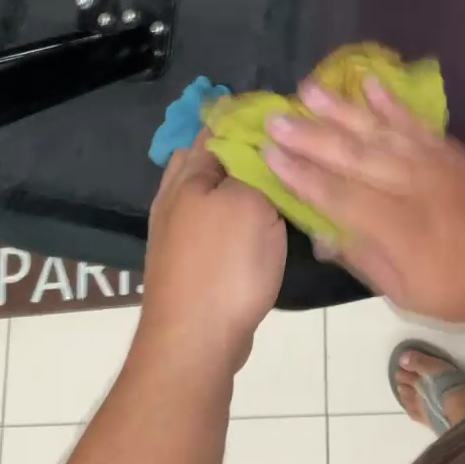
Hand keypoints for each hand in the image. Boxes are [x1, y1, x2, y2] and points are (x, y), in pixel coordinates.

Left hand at [140, 131, 286, 371]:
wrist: (194, 345)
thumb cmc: (225, 265)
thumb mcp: (250, 202)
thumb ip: (256, 165)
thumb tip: (262, 140)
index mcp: (188, 175)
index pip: (219, 127)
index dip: (253, 119)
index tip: (289, 119)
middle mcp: (175, 197)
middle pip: (211, 157)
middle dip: (243, 148)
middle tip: (285, 150)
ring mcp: (178, 232)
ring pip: (214, 191)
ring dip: (241, 183)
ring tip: (280, 183)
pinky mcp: (189, 262)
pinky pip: (217, 222)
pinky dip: (238, 213)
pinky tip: (263, 223)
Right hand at [262, 80, 464, 322]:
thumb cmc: (460, 286)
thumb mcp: (407, 293)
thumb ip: (364, 260)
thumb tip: (321, 234)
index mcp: (400, 228)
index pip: (340, 196)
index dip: (302, 176)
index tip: (269, 155)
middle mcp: (412, 186)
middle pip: (353, 156)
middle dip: (310, 136)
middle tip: (274, 118)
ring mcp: (432, 162)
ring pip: (378, 131)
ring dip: (341, 109)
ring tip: (308, 88)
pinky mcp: (447, 148)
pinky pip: (413, 120)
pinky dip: (390, 100)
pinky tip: (368, 82)